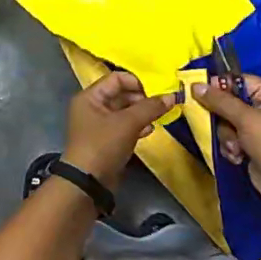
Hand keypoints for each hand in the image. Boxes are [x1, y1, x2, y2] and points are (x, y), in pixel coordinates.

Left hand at [61, 72, 176, 186]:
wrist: (88, 181)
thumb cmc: (103, 144)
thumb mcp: (128, 123)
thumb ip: (150, 107)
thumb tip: (172, 96)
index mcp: (90, 97)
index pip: (116, 78)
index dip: (137, 82)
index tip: (157, 91)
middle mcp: (92, 107)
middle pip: (121, 94)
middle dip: (142, 98)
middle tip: (162, 105)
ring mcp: (98, 124)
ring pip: (124, 111)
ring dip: (142, 112)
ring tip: (160, 116)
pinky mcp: (106, 140)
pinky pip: (124, 126)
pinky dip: (137, 126)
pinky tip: (150, 130)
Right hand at [192, 74, 260, 206]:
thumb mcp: (247, 119)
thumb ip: (220, 101)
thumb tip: (195, 84)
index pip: (240, 81)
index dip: (218, 85)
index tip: (197, 91)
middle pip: (231, 104)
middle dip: (223, 117)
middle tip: (216, 124)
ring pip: (228, 125)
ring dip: (227, 137)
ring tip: (236, 148)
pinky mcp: (255, 149)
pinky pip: (233, 141)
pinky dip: (232, 148)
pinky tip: (238, 158)